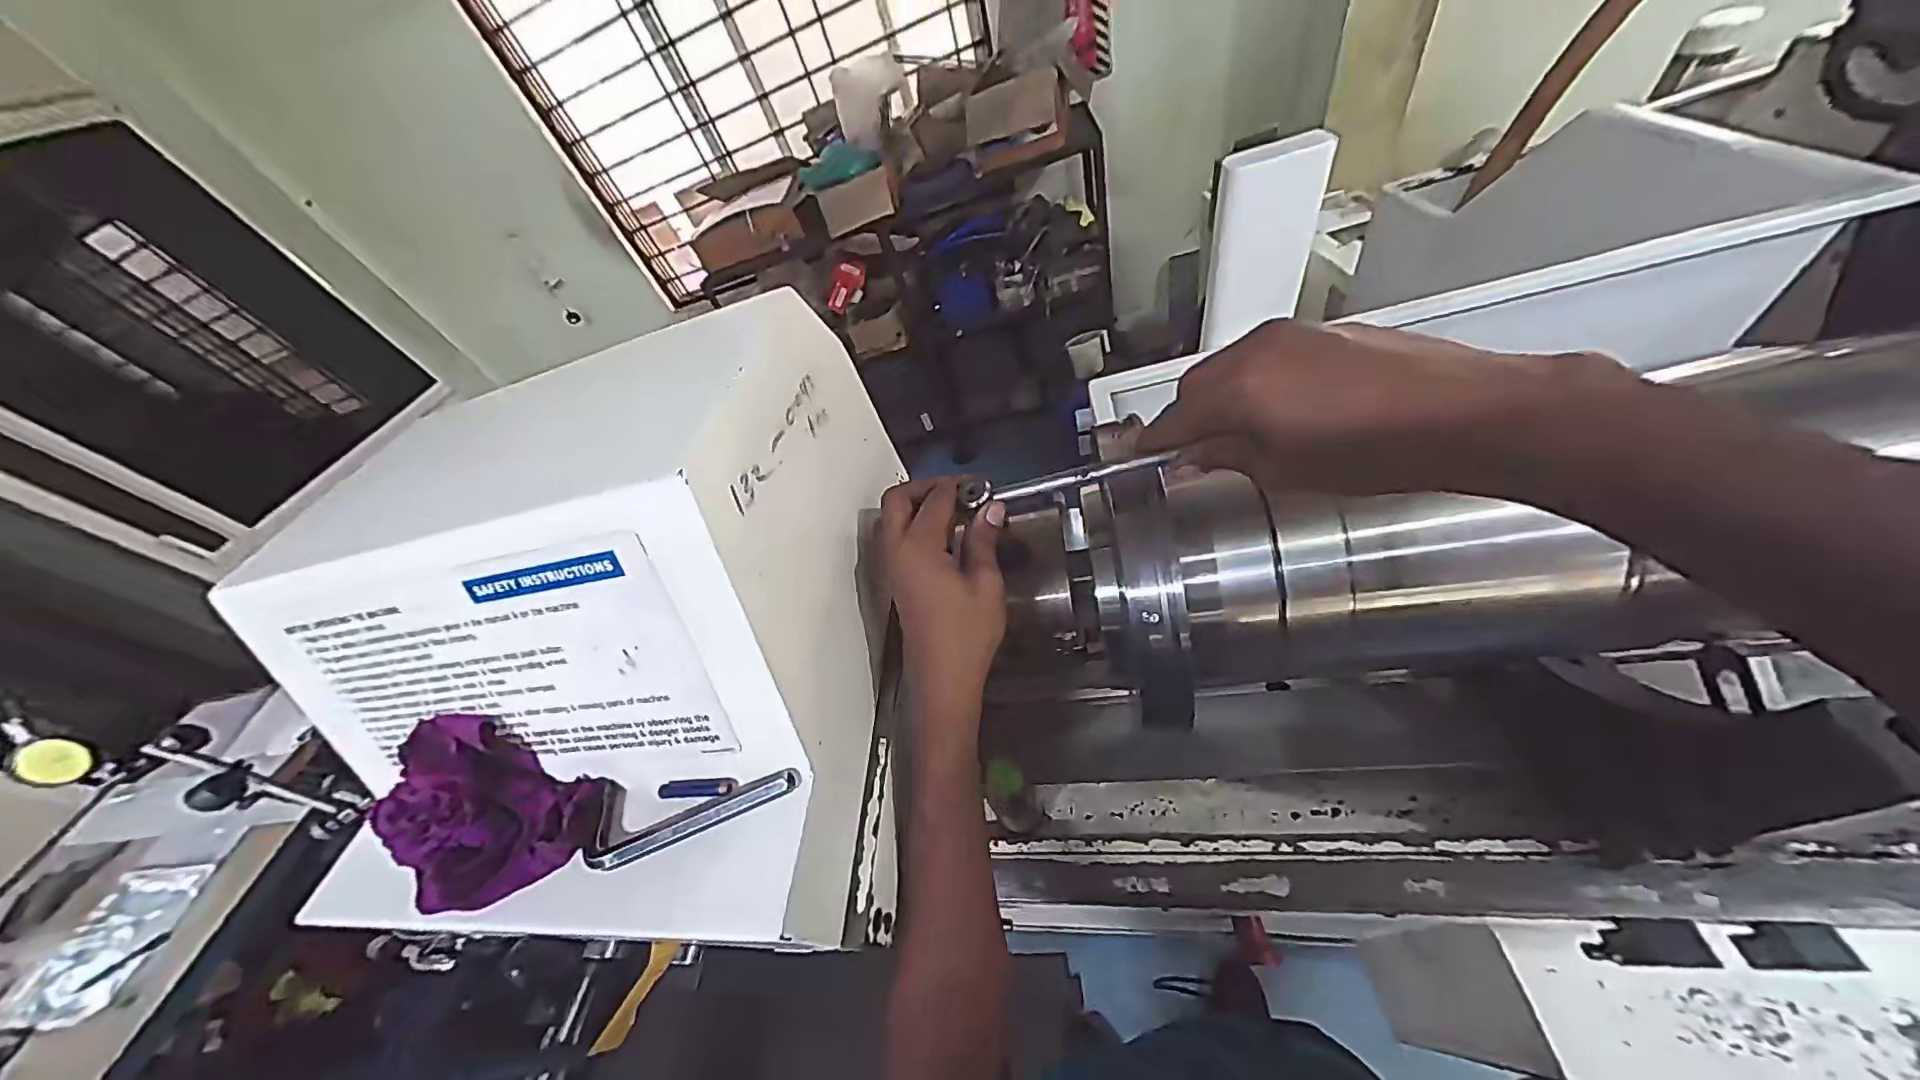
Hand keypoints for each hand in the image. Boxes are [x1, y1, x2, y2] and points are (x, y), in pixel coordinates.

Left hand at [878, 477, 1005, 709]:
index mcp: (918, 548)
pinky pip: (896, 538)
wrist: (943, 676)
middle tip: (959, 491)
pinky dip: (915, 525)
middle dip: (926, 487)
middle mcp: (897, 552)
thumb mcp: (986, 584)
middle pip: (897, 499)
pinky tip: (947, 536)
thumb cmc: (967, 635)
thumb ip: (984, 540)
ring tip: (955, 510)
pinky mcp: (896, 580)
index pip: (934, 500)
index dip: (959, 487)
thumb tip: (991, 510)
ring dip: (917, 505)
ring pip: (892, 518)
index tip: (981, 486)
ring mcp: (892, 567)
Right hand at [1137, 319, 1643, 496]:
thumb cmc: (1386, 447)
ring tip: (1239, 437)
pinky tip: (1278, 412)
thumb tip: (1196, 456)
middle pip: (1194, 386)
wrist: (1468, 414)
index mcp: (1240, 387)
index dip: (1155, 443)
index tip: (1145, 457)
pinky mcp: (1321, 332)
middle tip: (1192, 454)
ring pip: (1228, 368)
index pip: (1173, 417)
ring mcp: (1291, 336)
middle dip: (1187, 420)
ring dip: (1221, 400)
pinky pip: (1264, 357)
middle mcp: (1257, 350)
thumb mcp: (1286, 471)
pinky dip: (1254, 383)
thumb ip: (1227, 457)